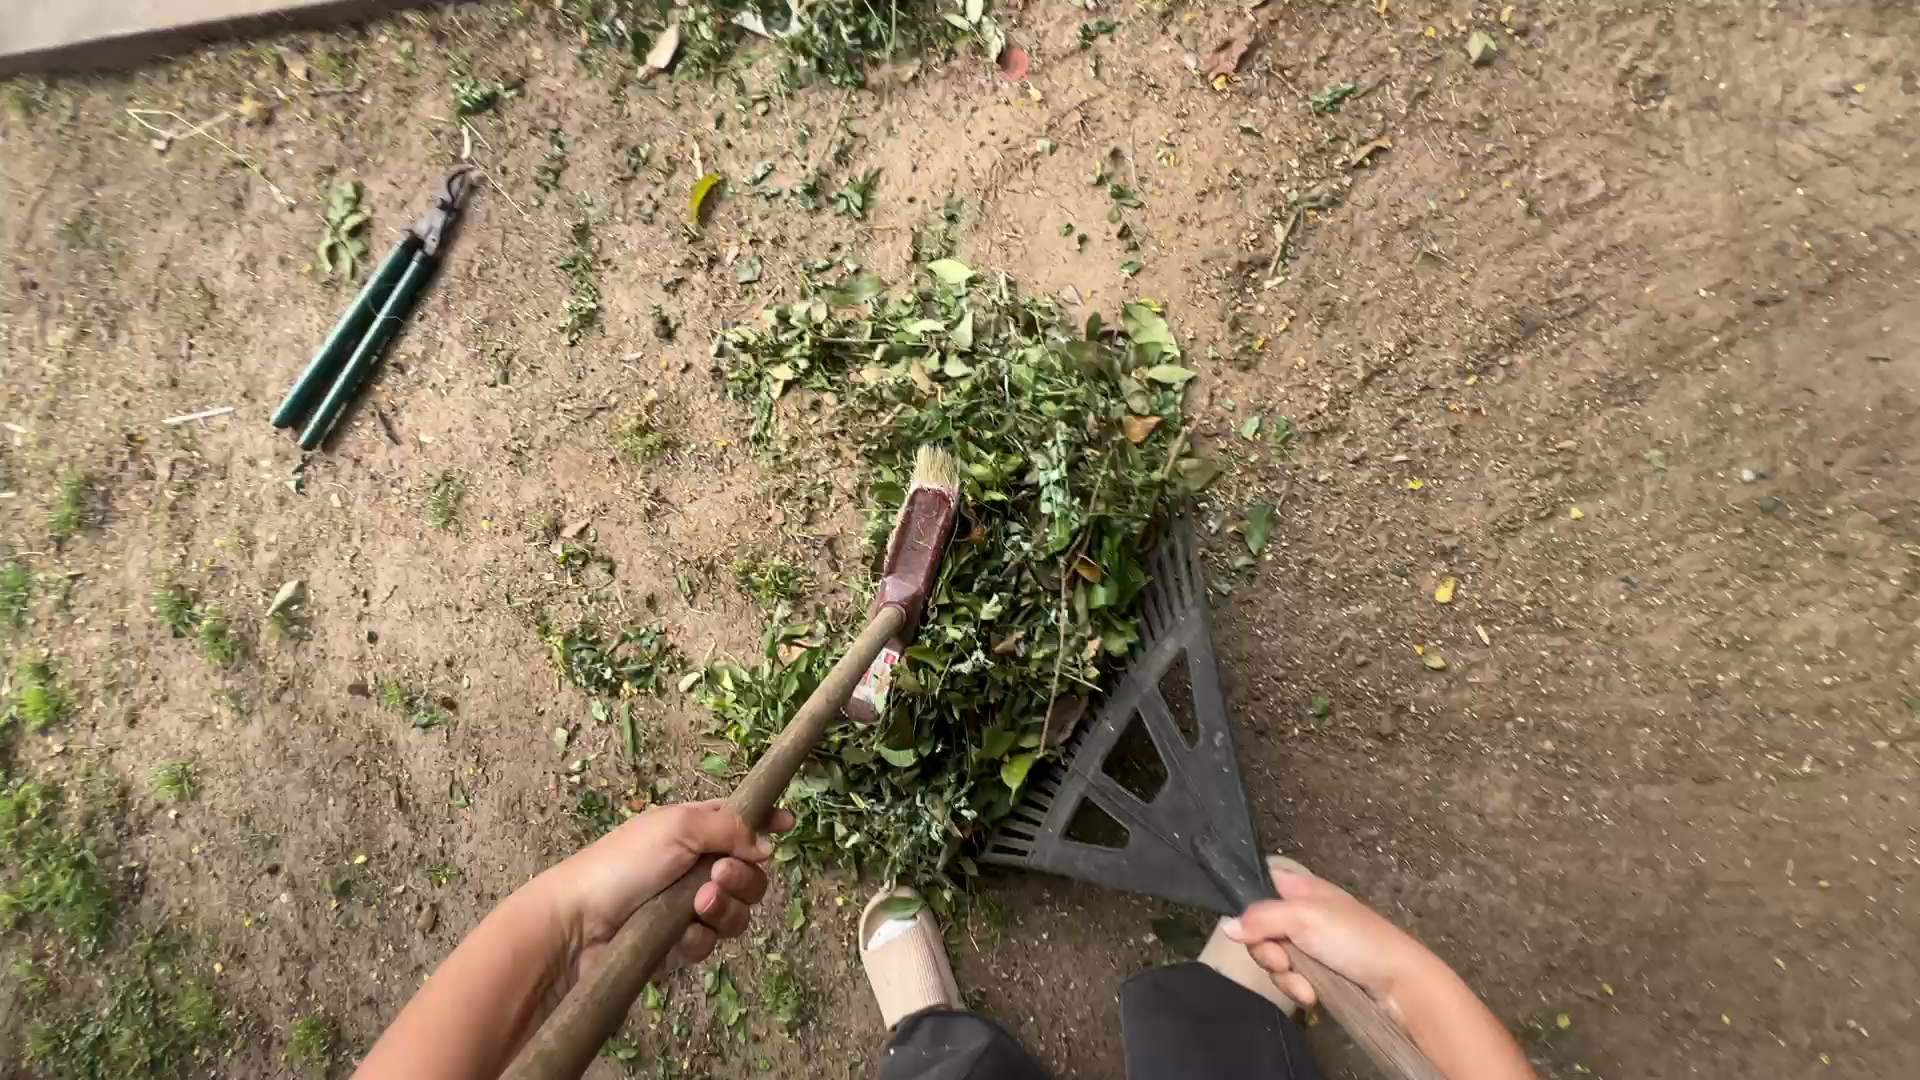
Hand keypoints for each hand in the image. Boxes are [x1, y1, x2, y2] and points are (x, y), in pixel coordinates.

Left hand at [535, 800, 795, 978]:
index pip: (743, 820)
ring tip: (699, 904)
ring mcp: (692, 907)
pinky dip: (702, 936)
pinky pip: (714, 940)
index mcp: (696, 829)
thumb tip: (766, 846)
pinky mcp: (683, 944)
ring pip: (740, 908)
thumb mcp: (679, 826)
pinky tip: (682, 933)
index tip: (788, 824)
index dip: (768, 821)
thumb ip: (730, 828)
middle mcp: (699, 865)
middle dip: (745, 873)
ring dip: (727, 905)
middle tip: (721, 874)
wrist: (578, 927)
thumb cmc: (625, 862)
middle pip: (751, 870)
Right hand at [1223, 865, 1437, 1011]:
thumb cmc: (1356, 938)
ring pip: (1273, 957)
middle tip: (1282, 960)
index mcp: (1299, 887)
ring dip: (1282, 974)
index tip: (1248, 924)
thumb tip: (1226, 927)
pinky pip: (1290, 978)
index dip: (1247, 903)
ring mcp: (1310, 945)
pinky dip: (1296, 989)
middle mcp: (1301, 913)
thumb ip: (1261, 918)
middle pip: (1259, 927)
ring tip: (1304, 985)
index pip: (1258, 884)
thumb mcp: (1304, 917)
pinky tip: (1312, 997)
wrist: (1403, 988)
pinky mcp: (1319, 974)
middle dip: (1266, 949)